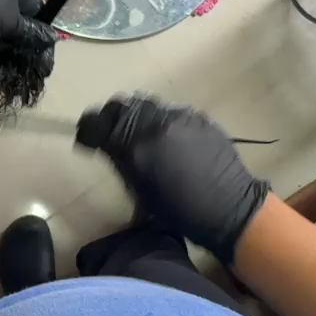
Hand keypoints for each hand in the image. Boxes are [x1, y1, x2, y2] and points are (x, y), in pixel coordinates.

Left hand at [0, 0, 55, 71]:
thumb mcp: (13, 24)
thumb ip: (33, 33)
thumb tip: (52, 38)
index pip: (37, 7)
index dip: (38, 31)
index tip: (38, 52)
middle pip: (18, 16)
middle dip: (19, 40)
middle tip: (22, 61)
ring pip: (0, 24)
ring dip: (3, 44)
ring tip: (8, 64)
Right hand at [76, 94, 269, 263]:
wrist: (229, 208)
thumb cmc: (180, 211)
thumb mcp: (140, 190)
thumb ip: (121, 160)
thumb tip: (106, 144)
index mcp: (137, 147)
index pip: (100, 123)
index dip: (89, 128)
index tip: (86, 136)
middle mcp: (156, 124)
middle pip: (122, 105)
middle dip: (111, 116)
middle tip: (110, 130)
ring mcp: (180, 116)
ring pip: (147, 104)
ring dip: (137, 115)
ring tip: (139, 132)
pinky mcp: (198, 116)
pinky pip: (170, 110)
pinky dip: (161, 120)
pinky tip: (167, 137)